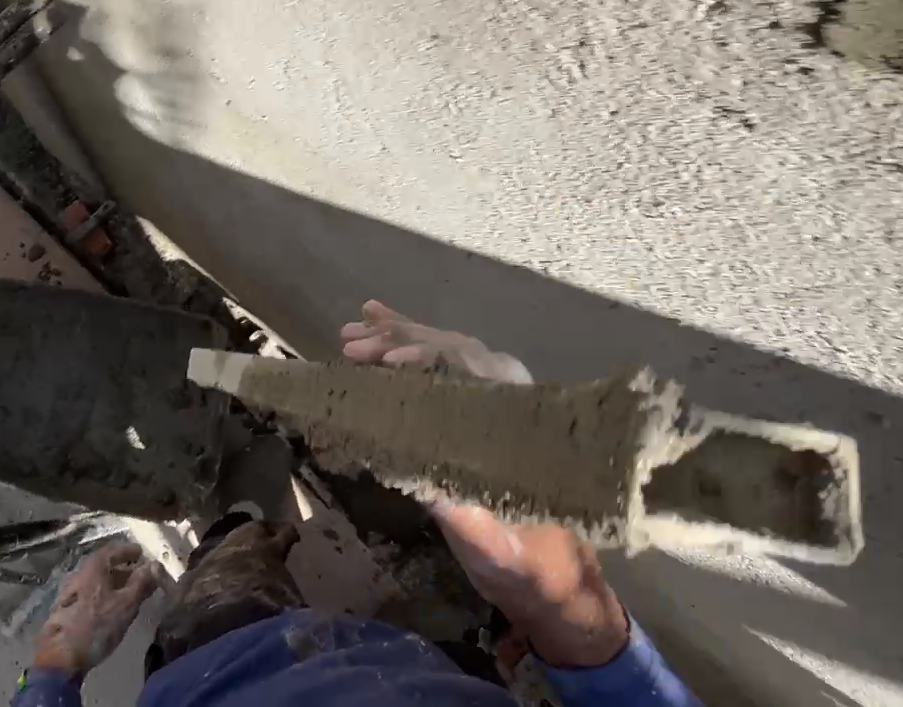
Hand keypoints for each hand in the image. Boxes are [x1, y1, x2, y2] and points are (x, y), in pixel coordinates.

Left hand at [32, 542, 161, 672]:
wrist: (61, 655)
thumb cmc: (97, 625)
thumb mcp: (126, 604)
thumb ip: (141, 583)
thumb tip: (154, 565)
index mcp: (94, 565)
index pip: (114, 549)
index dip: (129, 551)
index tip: (142, 554)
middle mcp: (80, 572)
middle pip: (105, 564)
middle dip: (124, 569)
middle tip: (140, 576)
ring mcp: (70, 589)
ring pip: (97, 580)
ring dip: (114, 582)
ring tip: (130, 593)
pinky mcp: (66, 607)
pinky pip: (90, 592)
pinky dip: (104, 593)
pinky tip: (111, 607)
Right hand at [341, 300, 627, 667]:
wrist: (553, 582)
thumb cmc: (524, 564)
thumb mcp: (488, 543)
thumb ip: (453, 506)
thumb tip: (399, 460)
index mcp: (518, 423)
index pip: (471, 368)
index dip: (426, 357)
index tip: (385, 363)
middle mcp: (508, 398)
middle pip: (449, 348)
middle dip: (397, 341)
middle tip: (349, 345)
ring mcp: (492, 398)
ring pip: (442, 349)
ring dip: (395, 337)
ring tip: (349, 333)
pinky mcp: (475, 407)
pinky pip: (442, 362)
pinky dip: (407, 340)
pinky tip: (377, 319)